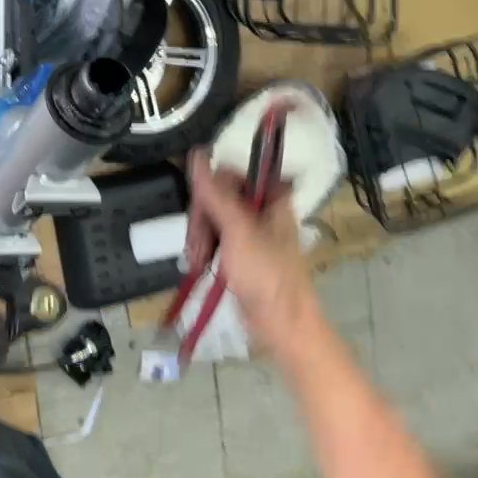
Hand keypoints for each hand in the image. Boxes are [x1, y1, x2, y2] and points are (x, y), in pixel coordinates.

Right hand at [187, 150, 320, 349]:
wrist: (281, 324)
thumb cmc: (266, 275)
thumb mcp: (238, 230)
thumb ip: (215, 193)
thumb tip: (197, 154)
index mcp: (270, 199)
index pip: (233, 173)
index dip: (213, 186)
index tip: (202, 204)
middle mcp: (260, 211)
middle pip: (217, 196)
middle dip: (202, 219)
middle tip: (198, 241)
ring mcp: (249, 233)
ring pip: (211, 219)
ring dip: (199, 237)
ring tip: (196, 259)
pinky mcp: (239, 254)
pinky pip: (212, 240)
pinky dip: (202, 250)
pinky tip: (197, 264)